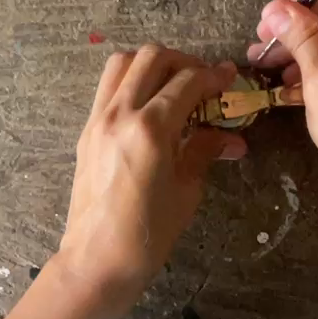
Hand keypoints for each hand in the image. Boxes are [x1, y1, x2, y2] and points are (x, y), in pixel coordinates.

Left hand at [54, 45, 245, 302]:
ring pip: (122, 64)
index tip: (230, 79)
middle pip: (151, 57)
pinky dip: (130, 83)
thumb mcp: (186, 191)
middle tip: (202, 82)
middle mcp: (119, 114)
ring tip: (173, 87)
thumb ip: (205, 152)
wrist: (97, 261)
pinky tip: (149, 107)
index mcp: (149, 128)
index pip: (187, 82)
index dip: (214, 76)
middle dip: (183, 62)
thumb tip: (230, 137)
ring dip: (151, 65)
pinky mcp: (87, 132)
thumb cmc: (148, 234)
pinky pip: (107, 89)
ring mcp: (97, 121)